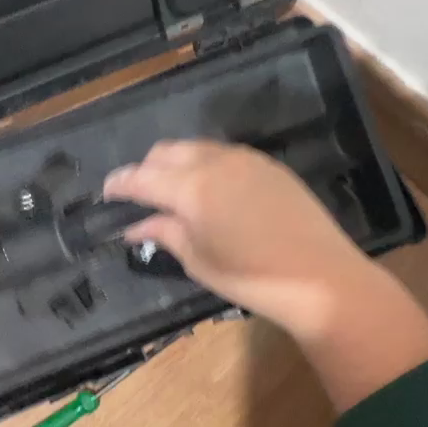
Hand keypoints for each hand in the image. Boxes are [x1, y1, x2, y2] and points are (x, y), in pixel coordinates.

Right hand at [103, 139, 427, 408]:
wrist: (320, 278)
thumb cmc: (250, 278)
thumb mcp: (197, 259)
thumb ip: (163, 233)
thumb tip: (135, 225)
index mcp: (191, 188)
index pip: (142, 177)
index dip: (119, 184)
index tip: (106, 193)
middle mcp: (214, 162)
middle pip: (166, 152)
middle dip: (146, 170)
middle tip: (139, 196)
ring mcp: (245, 160)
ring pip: (195, 148)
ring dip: (176, 164)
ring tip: (172, 193)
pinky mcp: (268, 166)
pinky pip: (223, 155)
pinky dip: (204, 166)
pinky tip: (209, 193)